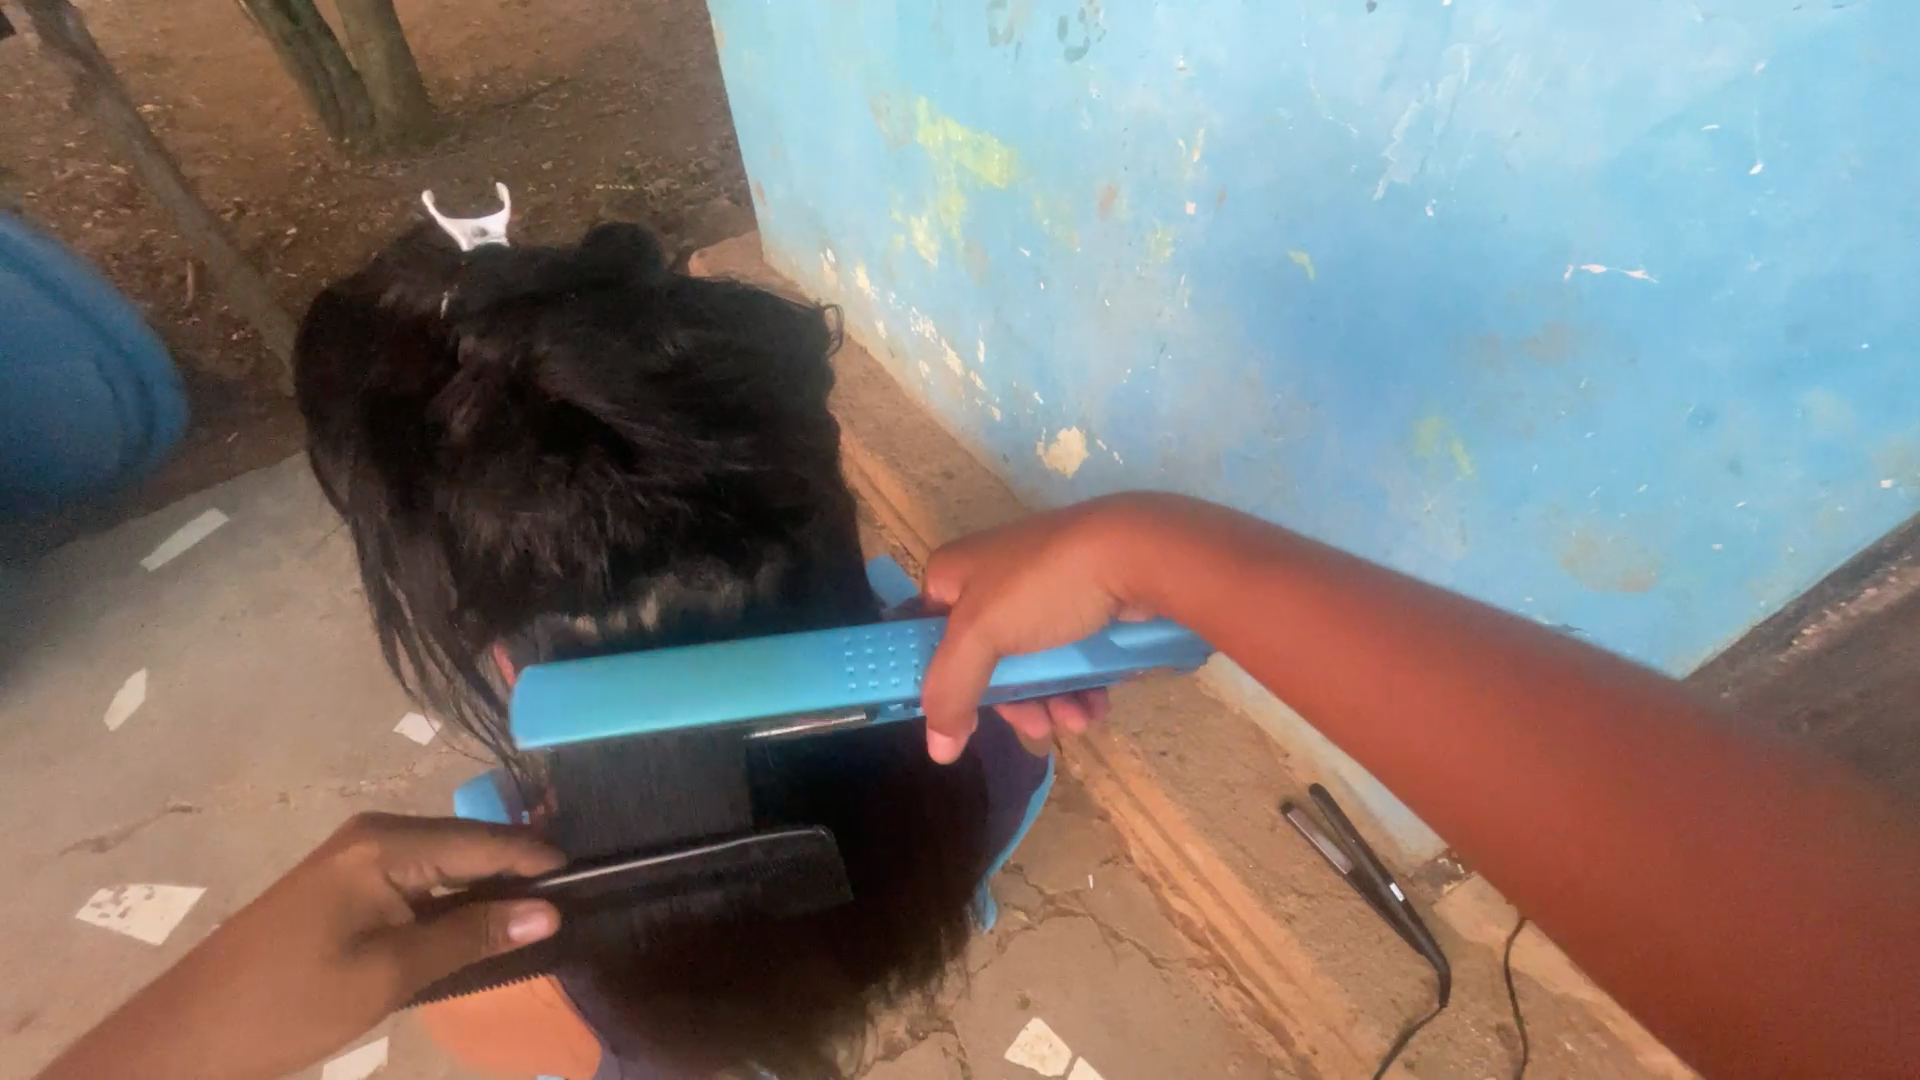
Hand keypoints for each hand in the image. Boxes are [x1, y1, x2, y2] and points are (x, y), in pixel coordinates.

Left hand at [38, 814, 563, 1079]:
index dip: (539, 862)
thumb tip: (551, 912)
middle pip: (472, 842)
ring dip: (486, 885)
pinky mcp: (348, 876)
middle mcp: (379, 831)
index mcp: (388, 843)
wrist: (170, 1050)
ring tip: (530, 912)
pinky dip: (454, 894)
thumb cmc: (284, 1007)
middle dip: (517, 871)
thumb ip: (473, 936)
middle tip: (564, 902)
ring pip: (450, 857)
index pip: (488, 841)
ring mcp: (360, 851)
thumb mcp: (388, 975)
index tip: (589, 881)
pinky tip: (474, 917)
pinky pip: (423, 872)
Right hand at [920, 497, 1156, 761]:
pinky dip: (1077, 686)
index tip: (960, 719)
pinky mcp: (1080, 603)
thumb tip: (938, 750)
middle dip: (1013, 700)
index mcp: (955, 573)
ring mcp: (1038, 591)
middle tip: (1036, 726)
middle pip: (983, 658)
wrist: (1132, 553)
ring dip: (1050, 702)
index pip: (926, 633)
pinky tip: (1094, 707)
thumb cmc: (1042, 586)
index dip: (939, 678)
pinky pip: (1065, 654)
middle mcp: (991, 579)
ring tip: (1075, 721)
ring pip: (1029, 663)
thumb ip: (951, 690)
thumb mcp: (981, 633)